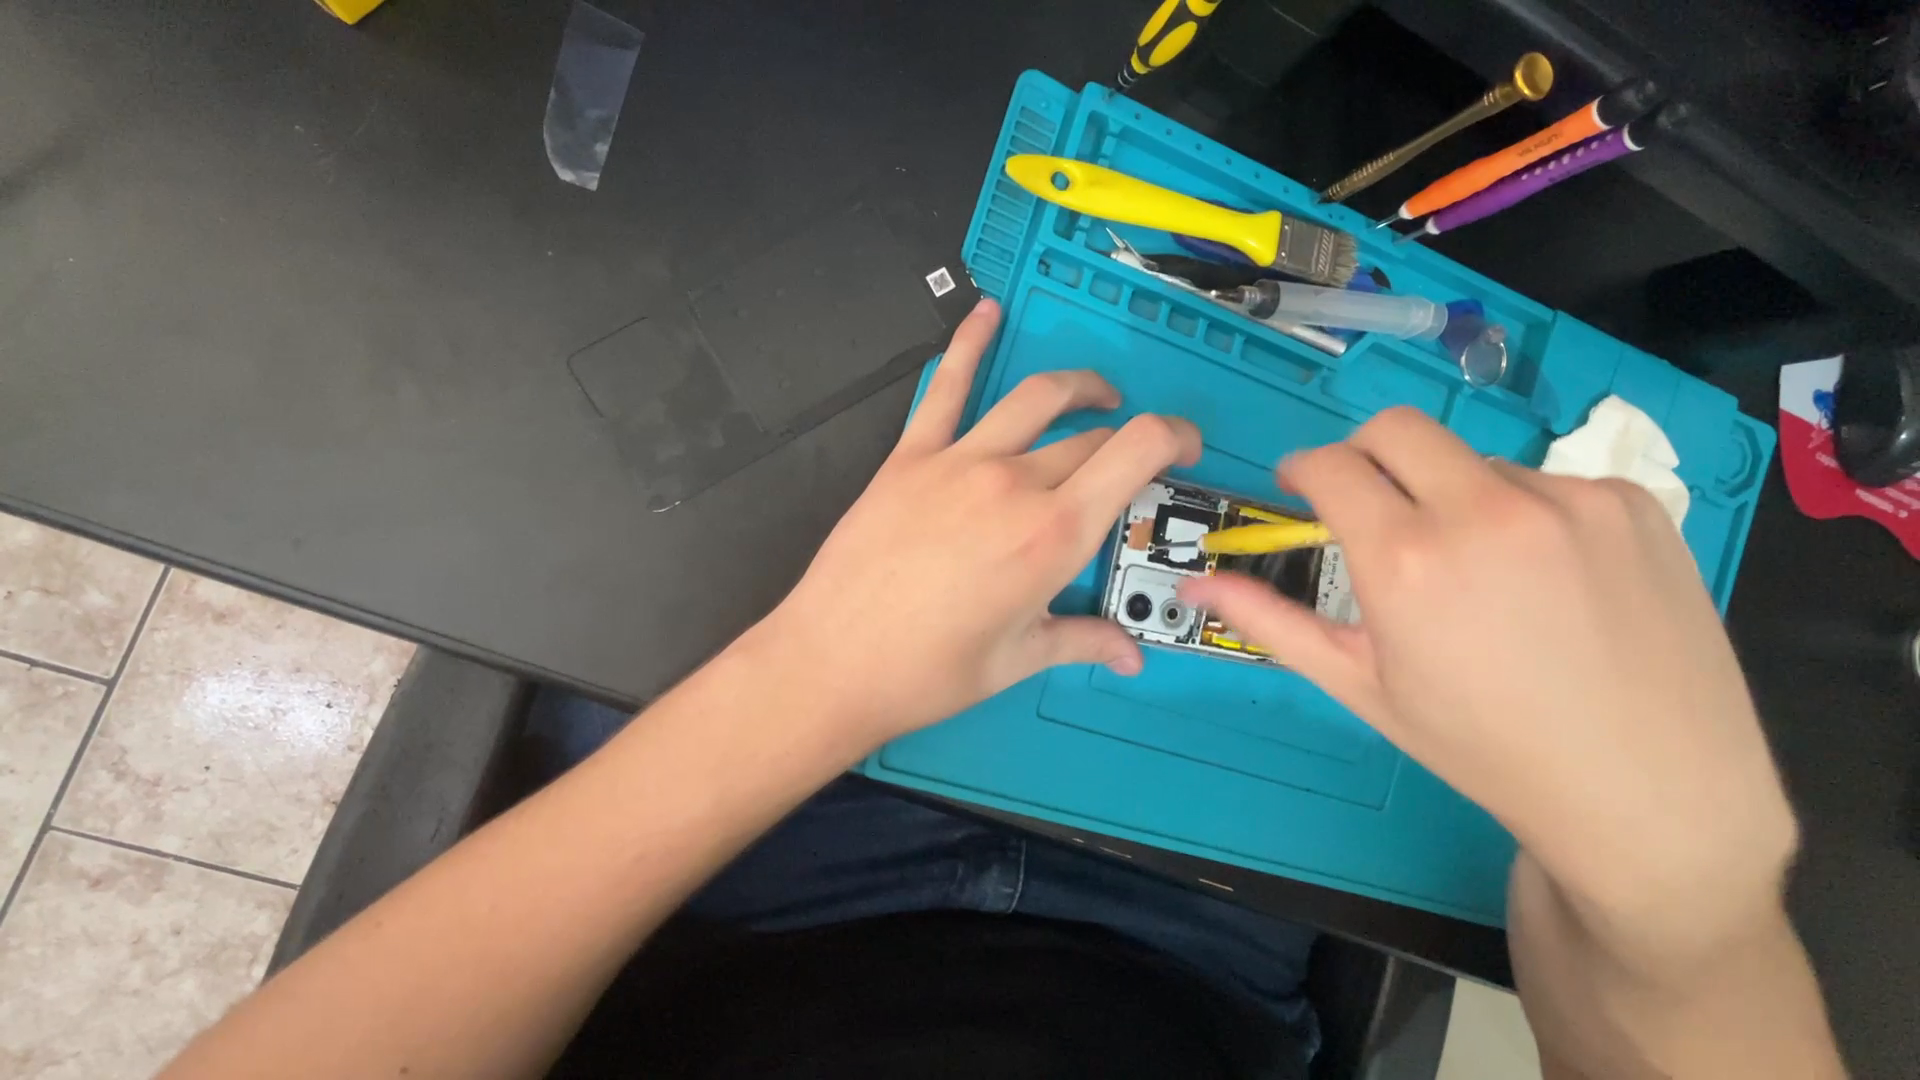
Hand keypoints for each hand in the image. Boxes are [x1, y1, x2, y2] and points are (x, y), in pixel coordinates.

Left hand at [758, 298, 1199, 745]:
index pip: (1137, 453)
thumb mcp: (1017, 660)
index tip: (1184, 445)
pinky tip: (986, 312)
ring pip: (1036, 398)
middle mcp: (1015, 485)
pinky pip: (946, 386)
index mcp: (1054, 536)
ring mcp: (960, 462)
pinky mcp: (911, 456)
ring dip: (1077, 387)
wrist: (832, 663)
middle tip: (1127, 461)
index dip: (1174, 436)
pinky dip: (969, 343)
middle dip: (1122, 442)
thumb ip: (1082, 642)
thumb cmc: (927, 673)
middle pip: (1090, 437)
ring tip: (1094, 393)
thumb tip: (1129, 657)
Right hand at [1180, 408, 1795, 961]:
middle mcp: (1485, 510)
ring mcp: (1569, 500)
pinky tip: (1543, 576)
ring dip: (1449, 492)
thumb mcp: (1361, 685)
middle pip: (1397, 427)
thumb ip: (1270, 621)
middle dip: (1363, 453)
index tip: (1302, 487)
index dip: (1304, 469)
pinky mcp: (1633, 504)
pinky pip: (1547, 482)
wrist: (1648, 792)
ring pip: (1474, 460)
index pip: (1332, 465)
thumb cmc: (1481, 745)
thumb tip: (1194, 583)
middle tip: (1368, 501)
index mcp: (1406, 560)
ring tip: (1474, 566)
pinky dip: (1522, 511)